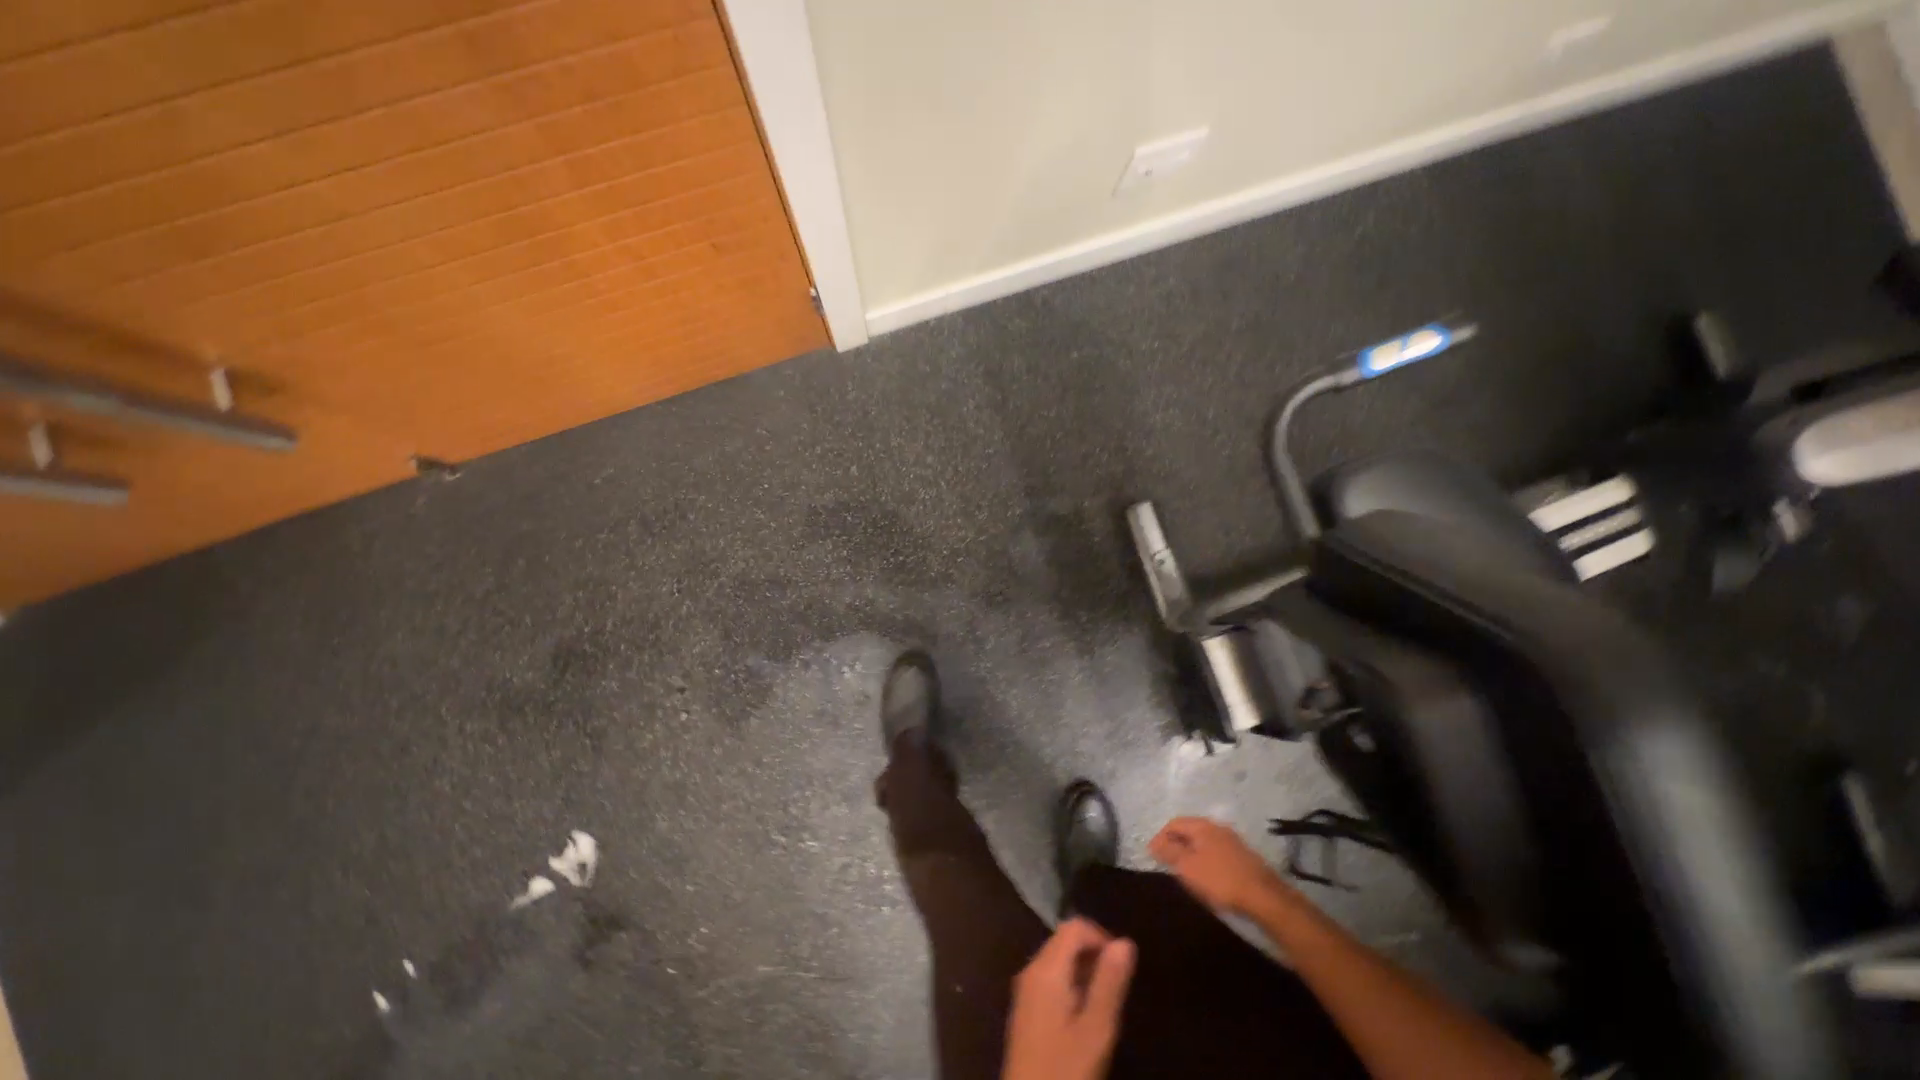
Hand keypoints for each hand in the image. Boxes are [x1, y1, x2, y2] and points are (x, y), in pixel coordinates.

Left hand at [1002, 918, 1135, 1079]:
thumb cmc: (1066, 1068)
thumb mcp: (1096, 1028)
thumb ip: (1110, 983)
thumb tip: (1125, 942)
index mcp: (1046, 970)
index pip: (1074, 927)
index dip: (1102, 937)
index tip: (1122, 968)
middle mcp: (1030, 972)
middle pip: (1064, 941)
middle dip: (1094, 956)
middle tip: (1115, 991)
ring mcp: (1025, 991)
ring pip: (1059, 962)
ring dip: (1084, 973)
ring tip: (1103, 1006)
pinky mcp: (1026, 1010)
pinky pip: (1051, 981)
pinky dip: (1071, 987)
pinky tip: (1084, 1018)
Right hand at [1149, 817, 1290, 915]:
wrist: (1262, 896)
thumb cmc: (1219, 880)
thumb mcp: (1187, 867)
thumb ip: (1169, 852)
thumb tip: (1153, 842)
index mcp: (1202, 826)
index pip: (1174, 823)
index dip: (1160, 837)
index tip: (1153, 855)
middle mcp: (1218, 828)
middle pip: (1189, 830)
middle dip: (1175, 844)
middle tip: (1167, 863)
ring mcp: (1232, 841)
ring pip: (1204, 842)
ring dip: (1190, 852)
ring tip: (1184, 871)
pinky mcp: (1242, 856)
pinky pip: (1216, 852)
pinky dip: (1205, 859)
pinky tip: (1206, 876)